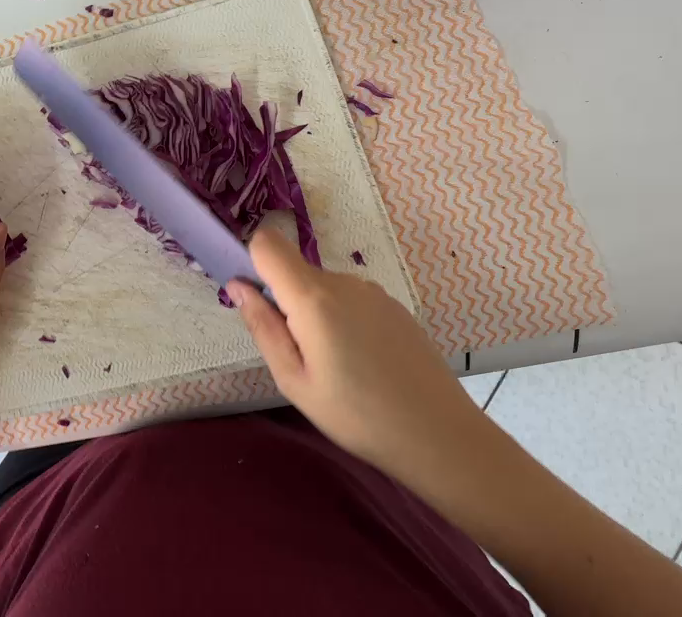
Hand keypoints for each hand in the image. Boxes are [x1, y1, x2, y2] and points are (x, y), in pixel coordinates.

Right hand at [227, 229, 487, 485]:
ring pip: (324, 289)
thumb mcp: (293, 380)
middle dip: (287, 304)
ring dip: (317, 316)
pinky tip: (365, 365)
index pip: (268, 244)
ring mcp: (374, 293)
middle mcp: (344, 282)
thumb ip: (262, 327)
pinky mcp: (396, 307)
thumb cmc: (358, 416)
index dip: (252, 261)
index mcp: (313, 297)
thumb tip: (238, 286)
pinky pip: (352, 301)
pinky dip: (345, 323)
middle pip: (296, 273)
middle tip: (302, 358)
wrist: (443, 438)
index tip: (256, 299)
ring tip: (338, 367)